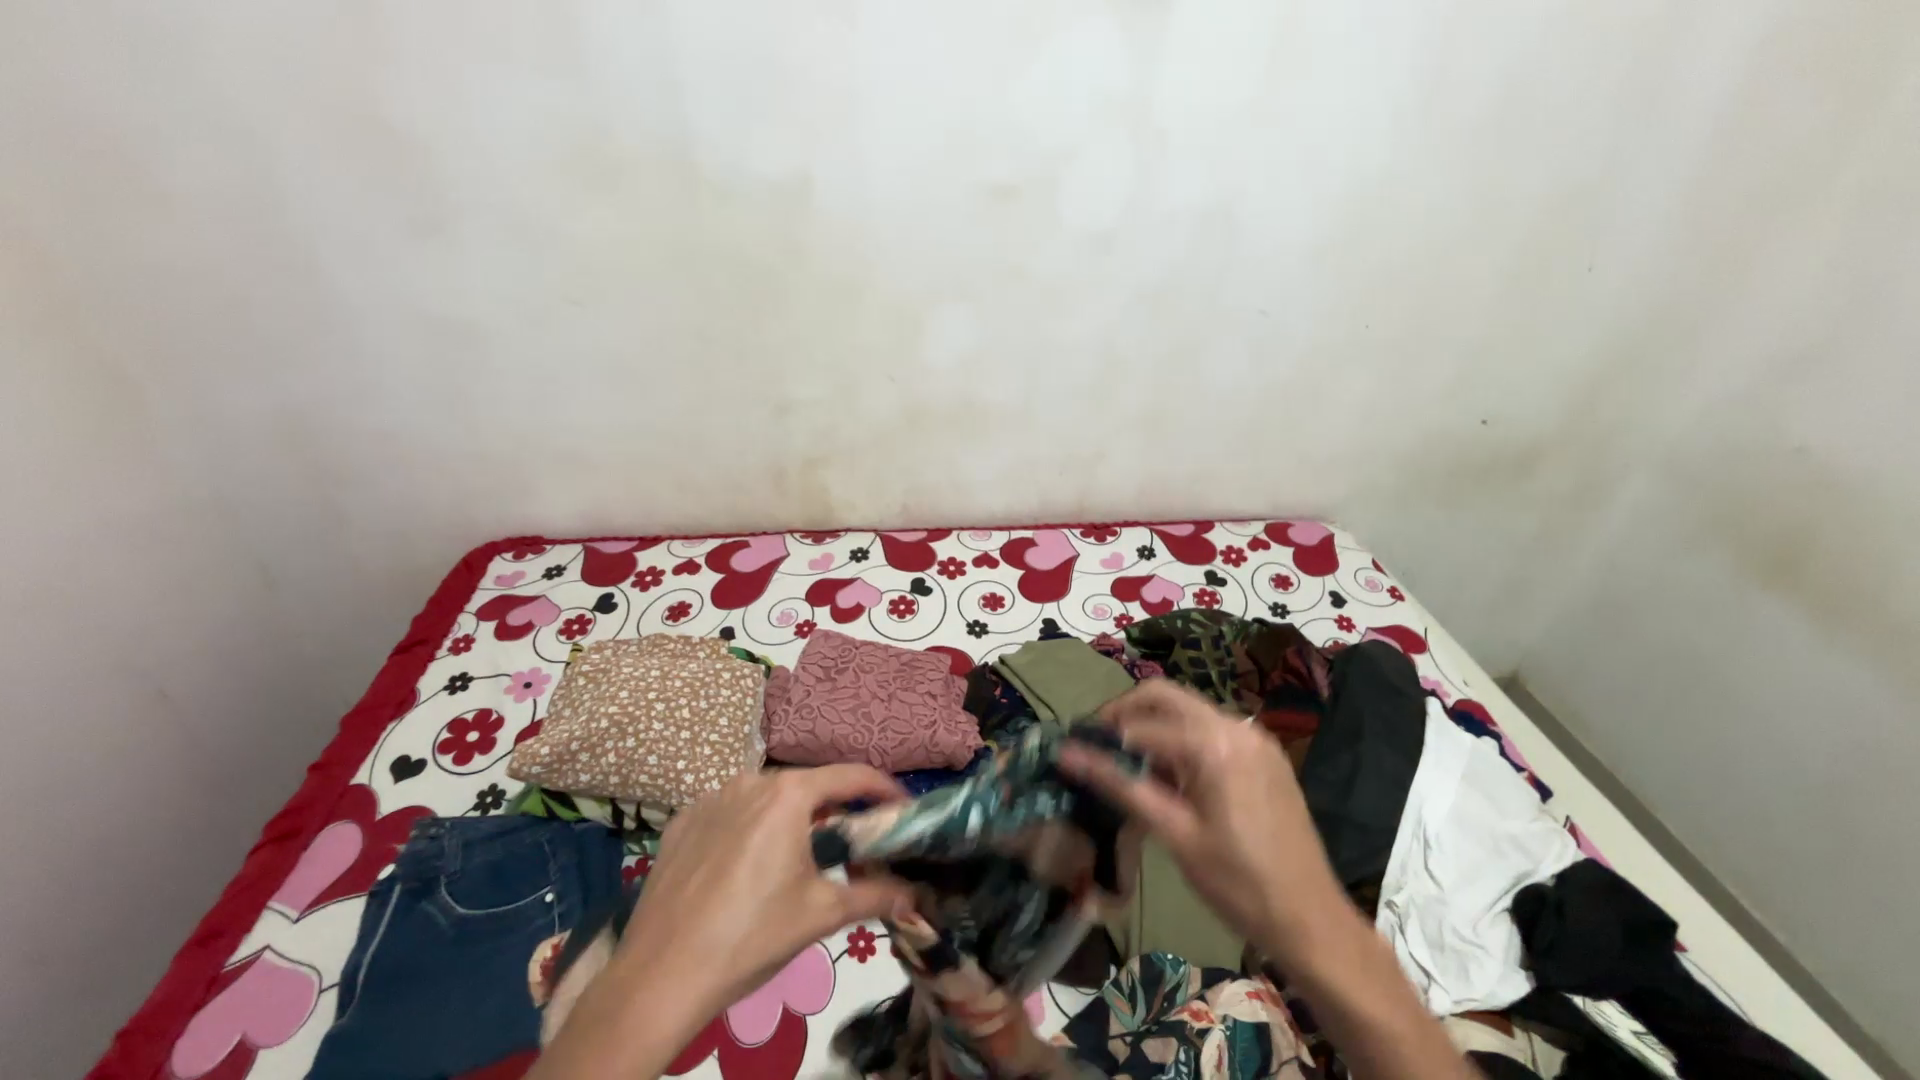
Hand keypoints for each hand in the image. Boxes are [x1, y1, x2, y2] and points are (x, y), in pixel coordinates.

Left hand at [618, 765, 914, 1017]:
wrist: (661, 975)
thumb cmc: (752, 937)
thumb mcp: (822, 915)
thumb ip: (876, 894)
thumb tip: (916, 893)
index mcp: (788, 795)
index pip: (851, 776)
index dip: (883, 790)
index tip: (903, 810)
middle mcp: (750, 782)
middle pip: (808, 786)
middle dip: (837, 810)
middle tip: (856, 843)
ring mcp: (710, 799)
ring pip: (767, 799)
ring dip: (792, 819)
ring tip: (803, 857)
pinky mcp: (682, 822)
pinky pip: (731, 814)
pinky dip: (751, 829)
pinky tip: (749, 868)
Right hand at [1058, 679, 1347, 963]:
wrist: (1310, 918)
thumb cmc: (1237, 882)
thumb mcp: (1173, 834)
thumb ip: (1120, 786)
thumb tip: (1067, 755)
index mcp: (1214, 744)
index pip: (1139, 724)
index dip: (1100, 735)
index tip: (1071, 751)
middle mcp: (1236, 726)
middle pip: (1165, 696)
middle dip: (1124, 714)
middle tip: (1095, 745)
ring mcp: (1255, 739)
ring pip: (1189, 710)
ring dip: (1152, 725)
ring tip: (1125, 764)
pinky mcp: (1265, 756)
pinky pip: (1212, 730)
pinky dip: (1182, 740)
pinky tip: (1168, 777)